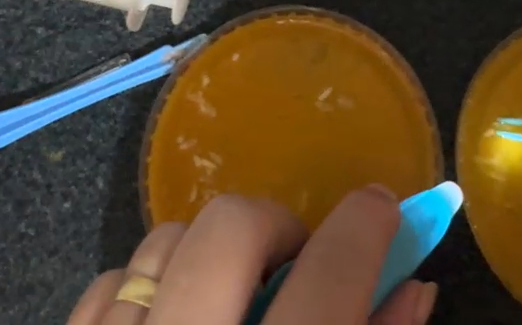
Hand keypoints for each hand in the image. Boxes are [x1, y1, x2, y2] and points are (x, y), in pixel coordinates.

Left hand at [67, 187, 437, 324]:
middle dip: (276, 228)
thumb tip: (413, 284)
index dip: (367, 229)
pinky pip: (107, 280)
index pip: (330, 283)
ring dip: (208, 254)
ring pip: (165, 241)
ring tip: (226, 299)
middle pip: (233, 228)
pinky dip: (147, 287)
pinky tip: (165, 322)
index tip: (381, 208)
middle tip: (292, 263)